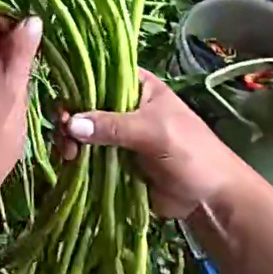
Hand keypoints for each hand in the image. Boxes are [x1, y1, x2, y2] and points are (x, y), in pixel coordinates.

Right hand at [61, 70, 254, 218]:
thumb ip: (113, 126)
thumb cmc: (191, 153)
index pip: (98, 74)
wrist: (209, 199)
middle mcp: (123, 104)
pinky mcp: (112, 158)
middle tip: (64, 138)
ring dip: (68, 139)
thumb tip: (70, 124)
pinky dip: (74, 156)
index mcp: (137, 86)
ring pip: (81, 129)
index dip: (76, 86)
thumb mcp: (153, 133)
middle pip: (83, 103)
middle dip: (69, 118)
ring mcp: (116, 132)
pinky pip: (85, 152)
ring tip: (68, 155)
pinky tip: (68, 163)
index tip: (63, 107)